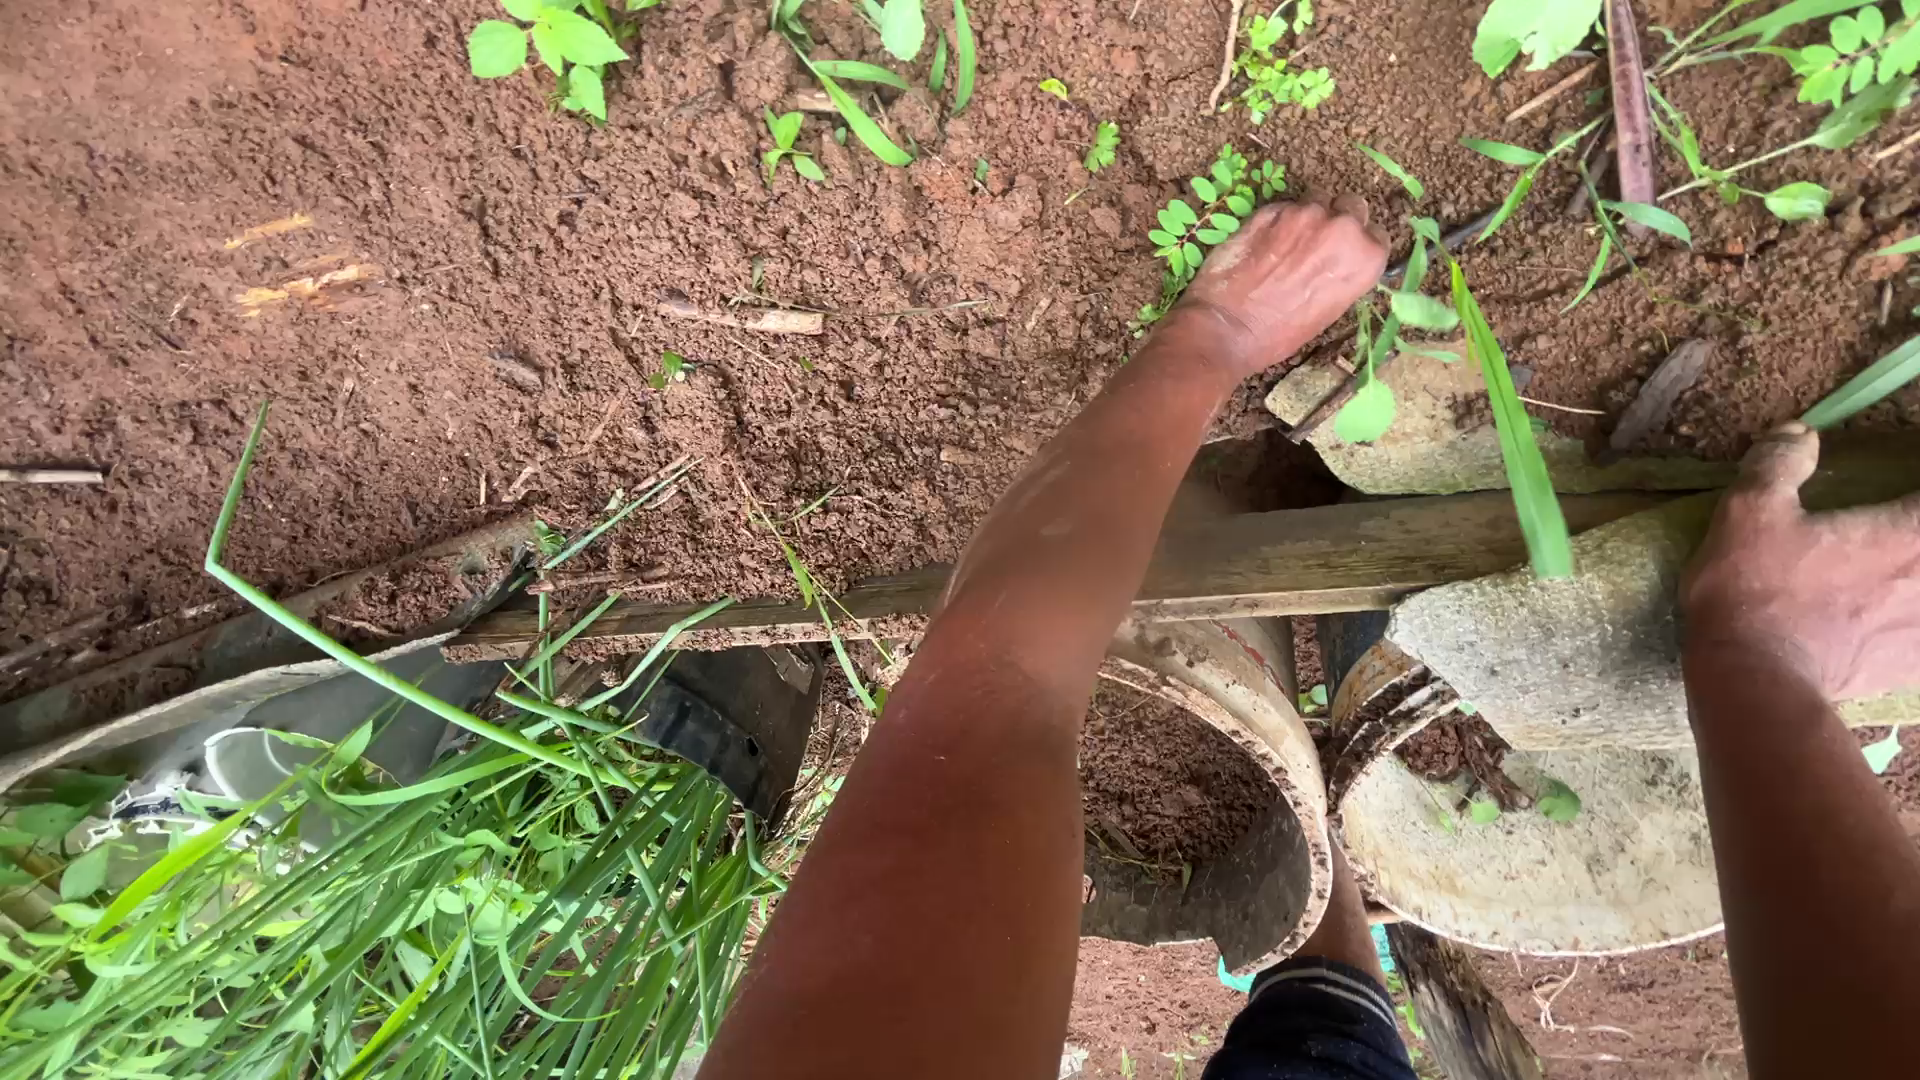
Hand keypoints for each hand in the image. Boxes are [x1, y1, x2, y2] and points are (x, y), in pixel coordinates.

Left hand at [1150, 196, 1388, 381]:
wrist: (1225, 331)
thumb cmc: (1276, 335)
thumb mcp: (1325, 311)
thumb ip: (1340, 275)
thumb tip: (1336, 260)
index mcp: (1365, 258)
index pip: (1373, 234)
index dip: (1353, 244)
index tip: (1336, 256)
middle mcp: (1342, 227)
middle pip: (1349, 207)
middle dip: (1332, 223)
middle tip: (1308, 248)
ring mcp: (1304, 214)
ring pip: (1314, 201)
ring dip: (1303, 219)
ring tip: (1281, 247)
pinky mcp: (1269, 210)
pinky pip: (1281, 208)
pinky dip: (1274, 222)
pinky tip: (1259, 247)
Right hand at [1681, 422, 1919, 699]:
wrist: (1757, 673)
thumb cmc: (1753, 587)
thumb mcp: (1746, 516)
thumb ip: (1778, 467)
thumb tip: (1798, 431)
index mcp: (1915, 529)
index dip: (1916, 471)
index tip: (1898, 478)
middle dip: (1911, 529)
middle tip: (1889, 530)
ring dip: (1912, 577)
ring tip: (1885, 576)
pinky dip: (1907, 621)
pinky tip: (1889, 619)